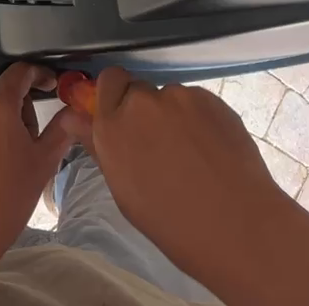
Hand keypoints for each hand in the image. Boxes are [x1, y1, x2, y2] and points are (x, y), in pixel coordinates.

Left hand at [0, 62, 77, 260]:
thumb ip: (62, 128)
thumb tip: (75, 110)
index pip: (21, 71)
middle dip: (23, 107)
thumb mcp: (43, 162)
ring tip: (11, 156)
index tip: (52, 86)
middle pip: (5, 90)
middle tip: (32, 140)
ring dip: (4, 120)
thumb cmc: (6, 199)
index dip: (41, 74)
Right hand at [83, 67, 291, 262]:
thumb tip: (72, 118)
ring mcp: (180, 96)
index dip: (114, 96)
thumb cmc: (171, 222)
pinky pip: (197, 102)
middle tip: (158, 144)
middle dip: (143, 110)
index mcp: (113, 125)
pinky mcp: (211, 98)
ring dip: (173, 116)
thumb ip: (98, 145)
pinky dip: (200, 119)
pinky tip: (210, 151)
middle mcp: (142, 102)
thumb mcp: (124, 189)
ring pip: (169, 97)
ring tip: (191, 154)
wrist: (236, 226)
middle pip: (137, 89)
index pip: (107, 80)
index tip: (122, 117)